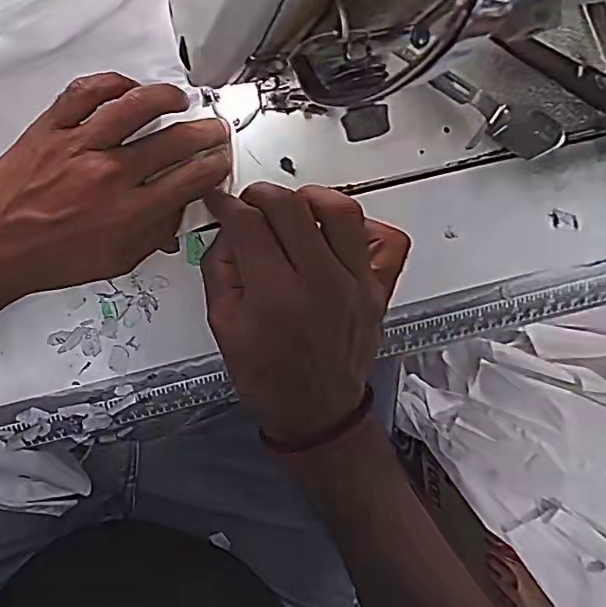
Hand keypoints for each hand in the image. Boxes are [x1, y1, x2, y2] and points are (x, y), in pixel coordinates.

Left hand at [0, 73, 231, 325]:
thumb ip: (153, 233)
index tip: (218, 160)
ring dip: (167, 97)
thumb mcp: (115, 260)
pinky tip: (125, 88)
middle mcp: (108, 175)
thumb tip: (178, 210)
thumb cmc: (46, 258)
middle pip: (175, 140)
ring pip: (136, 105)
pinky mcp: (51, 129)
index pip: (192, 178)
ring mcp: (79, 147)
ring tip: (176, 99)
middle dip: (205, 132)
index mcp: (129, 212)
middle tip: (210, 129)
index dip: (215, 165)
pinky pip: (86, 92)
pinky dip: (112, 83)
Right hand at [200, 183, 409, 444]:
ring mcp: (355, 285)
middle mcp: (320, 284)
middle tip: (250, 204)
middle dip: (260, 195)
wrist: (314, 411)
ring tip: (293, 207)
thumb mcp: (223, 323)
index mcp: (274, 295)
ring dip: (309, 198)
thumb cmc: (269, 377)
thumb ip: (219, 269)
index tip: (221, 202)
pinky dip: (364, 226)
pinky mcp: (378, 289)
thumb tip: (226, 231)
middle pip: (290, 207)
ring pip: (340, 210)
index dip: (226, 205)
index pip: (247, 223)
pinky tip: (337, 233)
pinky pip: (386, 240)